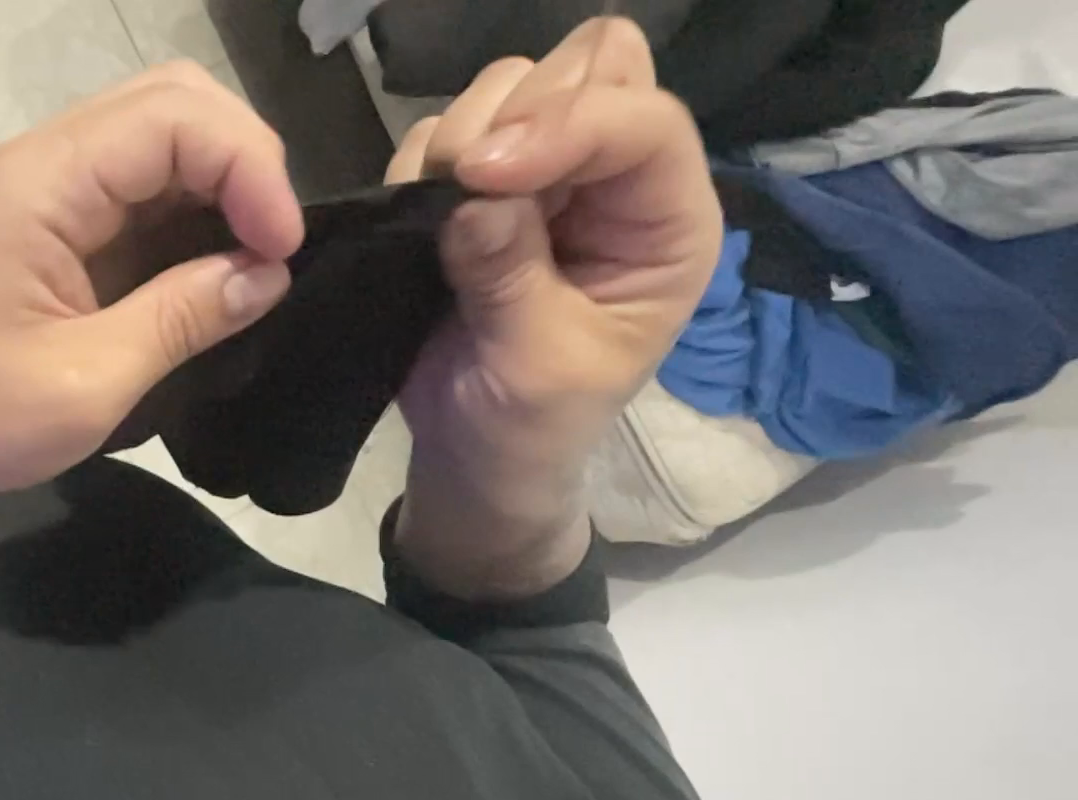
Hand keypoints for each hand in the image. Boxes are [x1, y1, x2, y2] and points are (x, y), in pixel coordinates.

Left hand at [0, 62, 304, 504]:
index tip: (285, 249)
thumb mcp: (90, 382)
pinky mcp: (65, 222)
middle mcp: (44, 163)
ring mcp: (53, 188)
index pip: (169, 119)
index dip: (246, 167)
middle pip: (171, 104)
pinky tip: (222, 260)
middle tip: (277, 244)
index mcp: (38, 186)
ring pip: (165, 137)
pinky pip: (148, 188)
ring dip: (226, 184)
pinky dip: (198, 213)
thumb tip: (269, 275)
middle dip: (243, 162)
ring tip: (260, 252)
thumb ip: (181, 319)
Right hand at [386, 18, 720, 598]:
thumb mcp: (538, 365)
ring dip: (461, 136)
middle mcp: (606, 184)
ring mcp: (536, 184)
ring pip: (509, 87)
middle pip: (585, 68)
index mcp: (661, 223)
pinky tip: (417, 218)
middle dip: (515, 114)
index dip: (564, 126)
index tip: (477, 176)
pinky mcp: (468, 198)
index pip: (639, 122)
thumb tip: (470, 204)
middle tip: (460, 184)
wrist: (472, 453)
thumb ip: (511, 279)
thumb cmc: (529, 424)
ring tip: (435, 210)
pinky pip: (442, 135)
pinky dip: (420, 162)